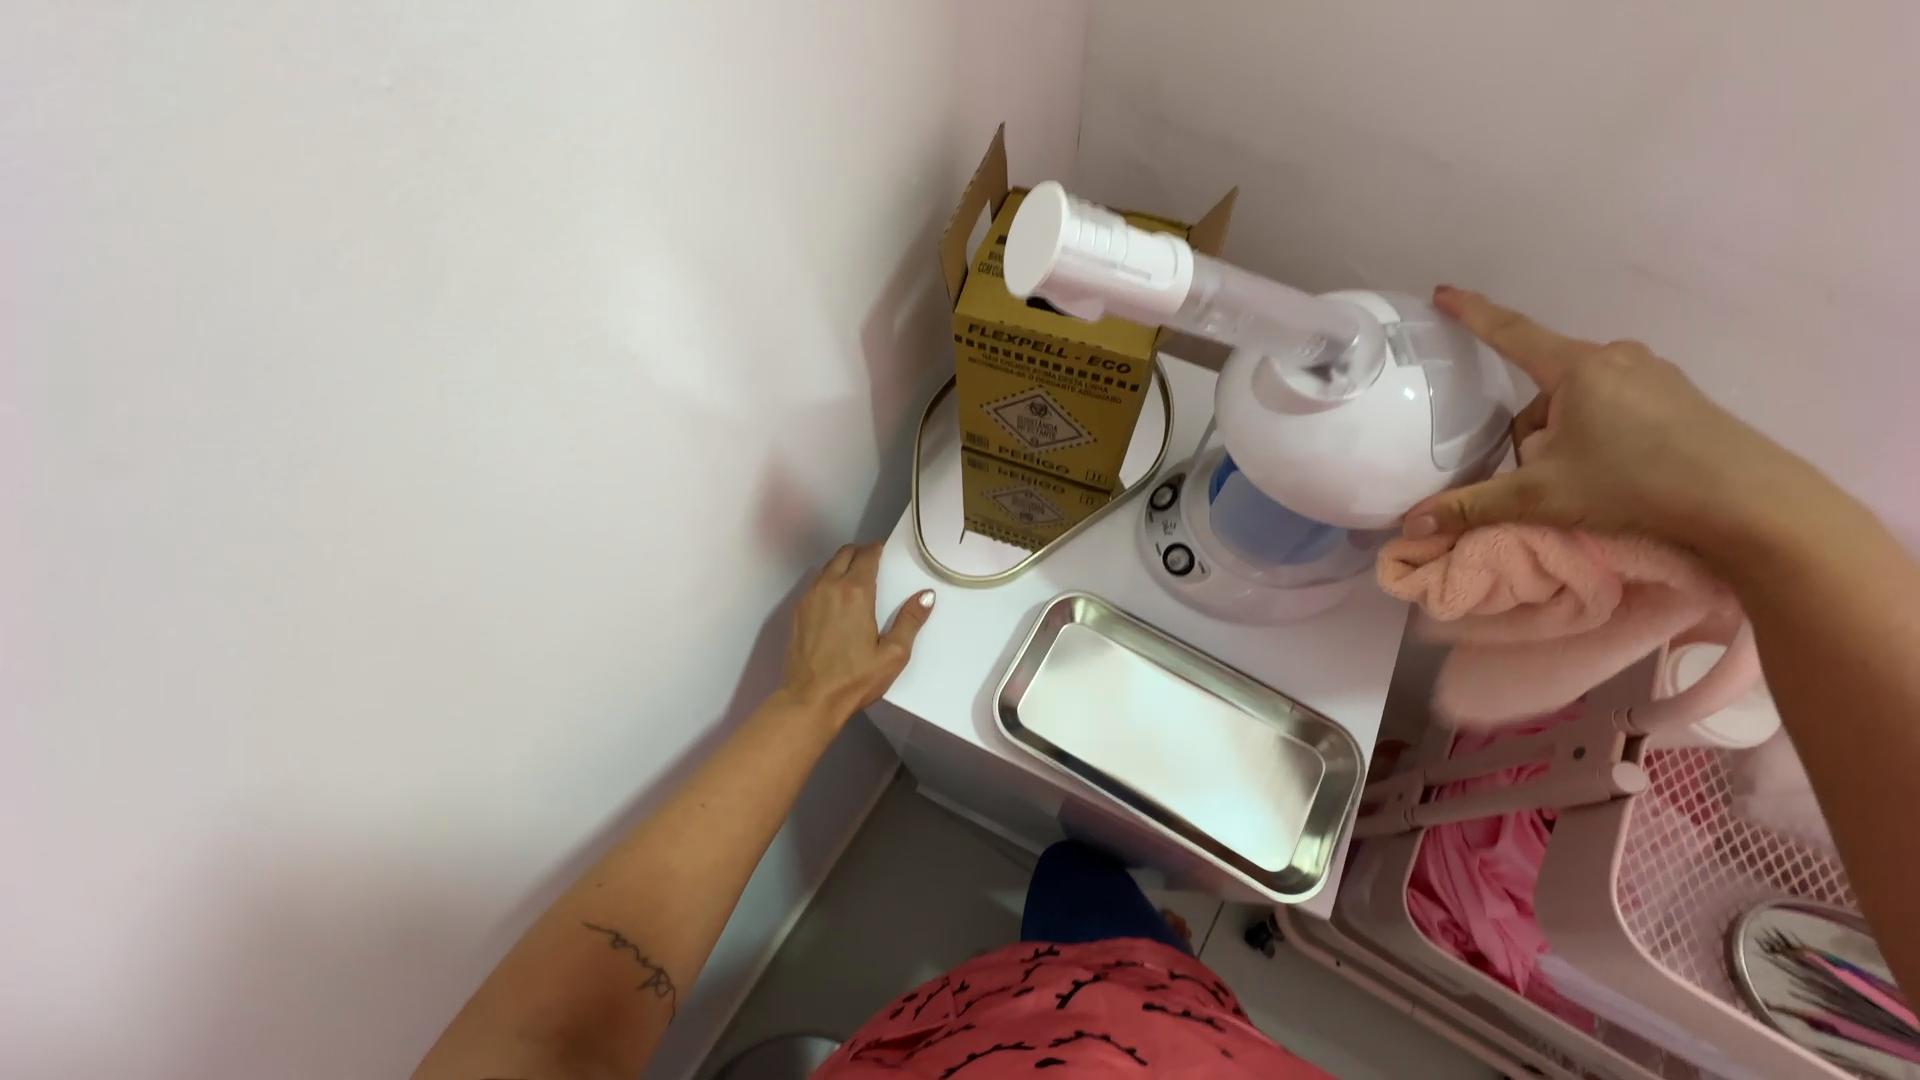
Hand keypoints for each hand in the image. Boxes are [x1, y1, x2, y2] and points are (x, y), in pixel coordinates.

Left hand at [780, 543, 934, 718]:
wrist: (810, 699)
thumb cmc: (855, 678)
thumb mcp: (893, 654)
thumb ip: (910, 620)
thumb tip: (926, 595)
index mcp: (855, 592)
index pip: (866, 555)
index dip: (878, 549)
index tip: (887, 553)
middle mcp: (829, 587)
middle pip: (844, 553)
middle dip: (860, 552)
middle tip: (874, 562)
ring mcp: (809, 598)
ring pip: (827, 567)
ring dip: (842, 565)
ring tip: (857, 580)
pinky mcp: (797, 612)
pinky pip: (815, 584)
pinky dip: (828, 581)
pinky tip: (837, 601)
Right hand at [1404, 287, 1822, 560]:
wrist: (1749, 502)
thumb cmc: (1635, 484)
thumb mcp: (1539, 497)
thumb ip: (1469, 506)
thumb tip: (1409, 522)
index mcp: (1578, 368)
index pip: (1509, 332)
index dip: (1470, 313)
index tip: (1441, 293)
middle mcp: (1615, 358)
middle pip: (1540, 390)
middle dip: (1529, 433)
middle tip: (1542, 475)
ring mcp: (1652, 374)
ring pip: (1573, 402)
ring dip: (1561, 438)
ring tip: (1582, 479)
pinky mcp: (1677, 395)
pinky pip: (1609, 406)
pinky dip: (1595, 436)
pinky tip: (1614, 471)